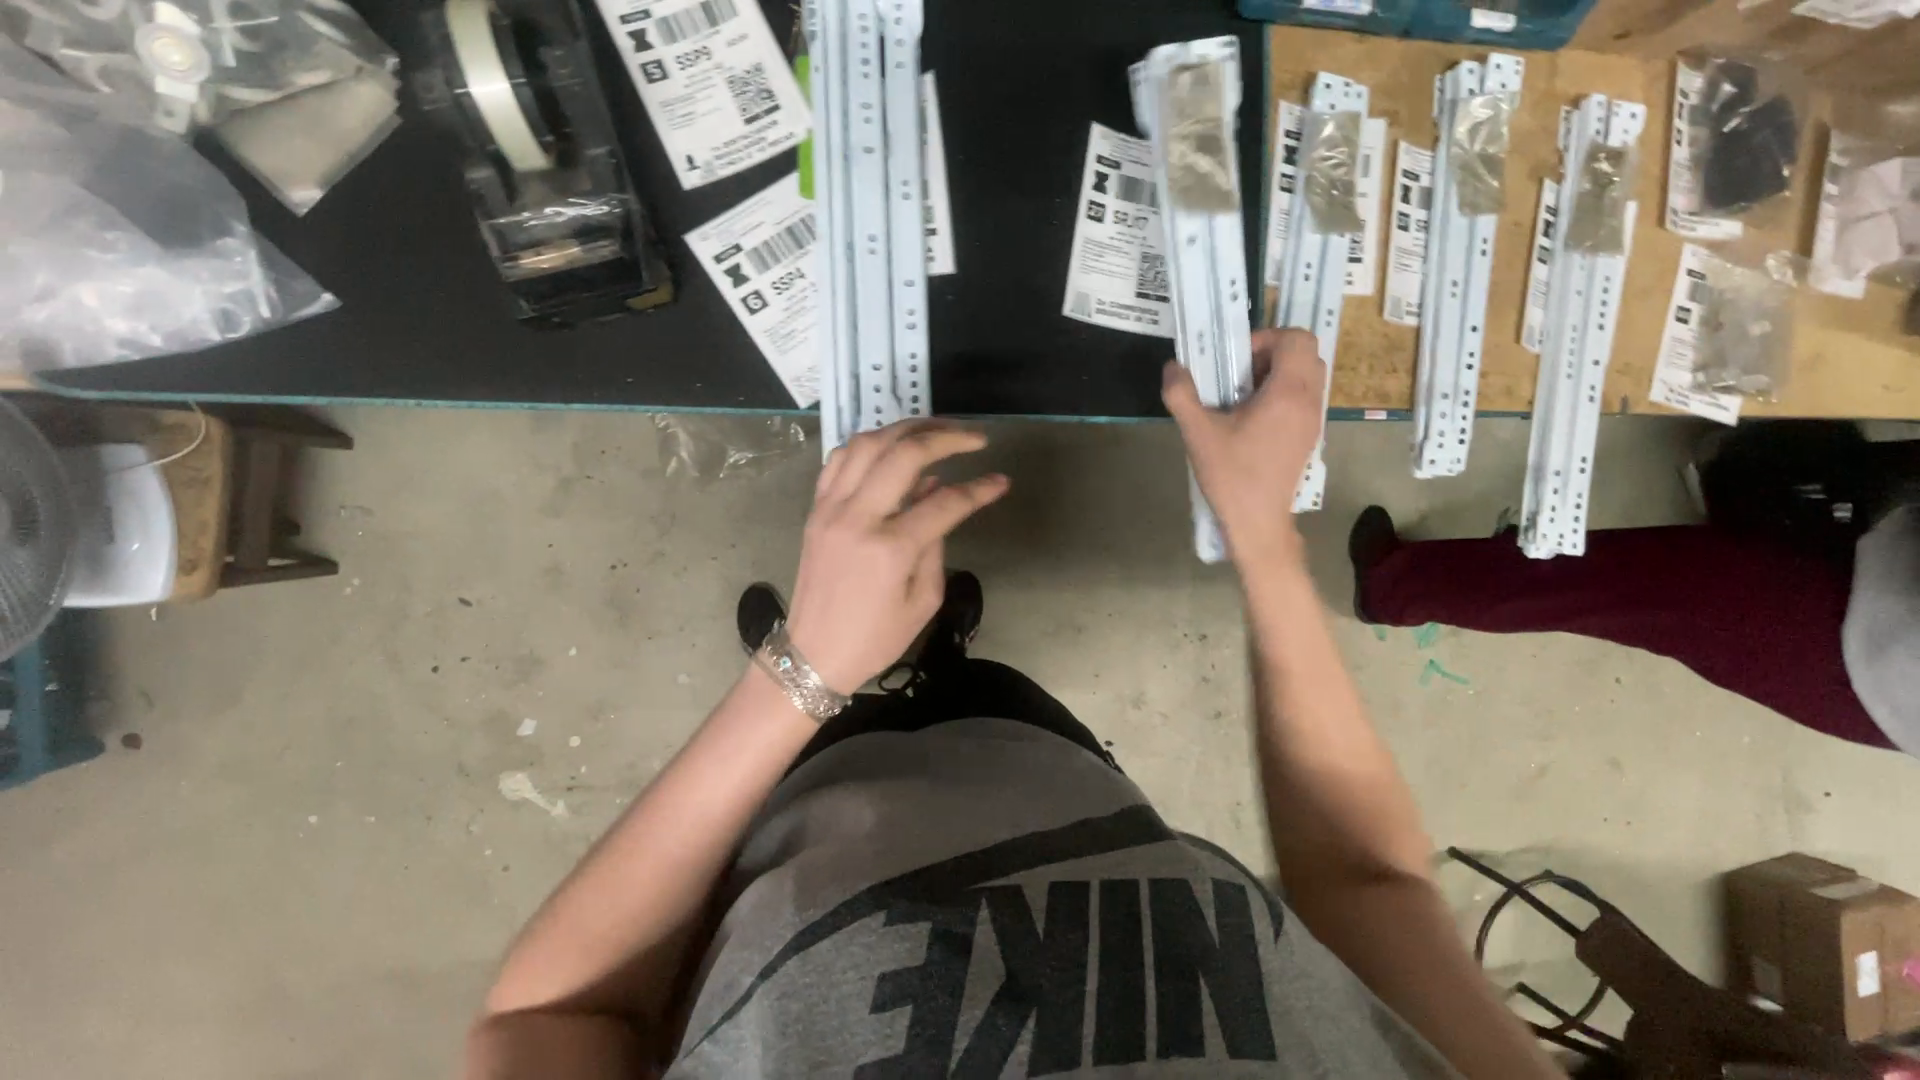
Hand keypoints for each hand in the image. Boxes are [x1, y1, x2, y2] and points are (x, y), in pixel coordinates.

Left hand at [782, 420, 1009, 693]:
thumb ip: (936, 543)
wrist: (812, 655)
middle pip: (904, 453)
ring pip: (868, 444)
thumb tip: (937, 492)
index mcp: (890, 548)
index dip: (979, 489)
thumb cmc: (875, 639)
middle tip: (973, 437)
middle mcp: (858, 517)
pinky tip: (891, 448)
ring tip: (935, 431)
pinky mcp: (815, 509)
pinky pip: (839, 460)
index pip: (946, 502)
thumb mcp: (923, 601)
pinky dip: (868, 445)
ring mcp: (831, 509)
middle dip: (945, 436)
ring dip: (905, 429)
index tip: (1001, 481)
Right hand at [1162, 328, 1326, 560]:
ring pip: (1308, 375)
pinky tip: (1253, 418)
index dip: (1266, 338)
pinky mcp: (1309, 435)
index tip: (1237, 359)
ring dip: (1278, 373)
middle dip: (1273, 352)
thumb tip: (1172, 367)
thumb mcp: (1197, 433)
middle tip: (1240, 374)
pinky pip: (1305, 397)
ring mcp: (1313, 419)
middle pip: (1306, 353)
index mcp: (1287, 392)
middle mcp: (1308, 400)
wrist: (1258, 520)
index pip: (1296, 338)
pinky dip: (1284, 393)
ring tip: (1245, 396)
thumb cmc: (1231, 475)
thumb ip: (1181, 394)